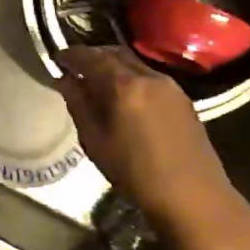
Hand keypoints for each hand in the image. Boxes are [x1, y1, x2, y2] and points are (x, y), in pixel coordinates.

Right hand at [53, 46, 249, 238]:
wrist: (193, 196)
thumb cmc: (136, 173)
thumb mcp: (96, 142)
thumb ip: (79, 105)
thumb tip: (66, 81)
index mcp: (125, 86)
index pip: (91, 57)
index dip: (72, 55)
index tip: (57, 59)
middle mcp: (149, 76)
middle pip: (115, 53)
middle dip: (93, 55)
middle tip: (75, 67)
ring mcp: (170, 86)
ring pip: (135, 63)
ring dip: (113, 65)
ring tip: (97, 81)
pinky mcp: (183, 98)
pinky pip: (149, 76)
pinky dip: (131, 77)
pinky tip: (124, 96)